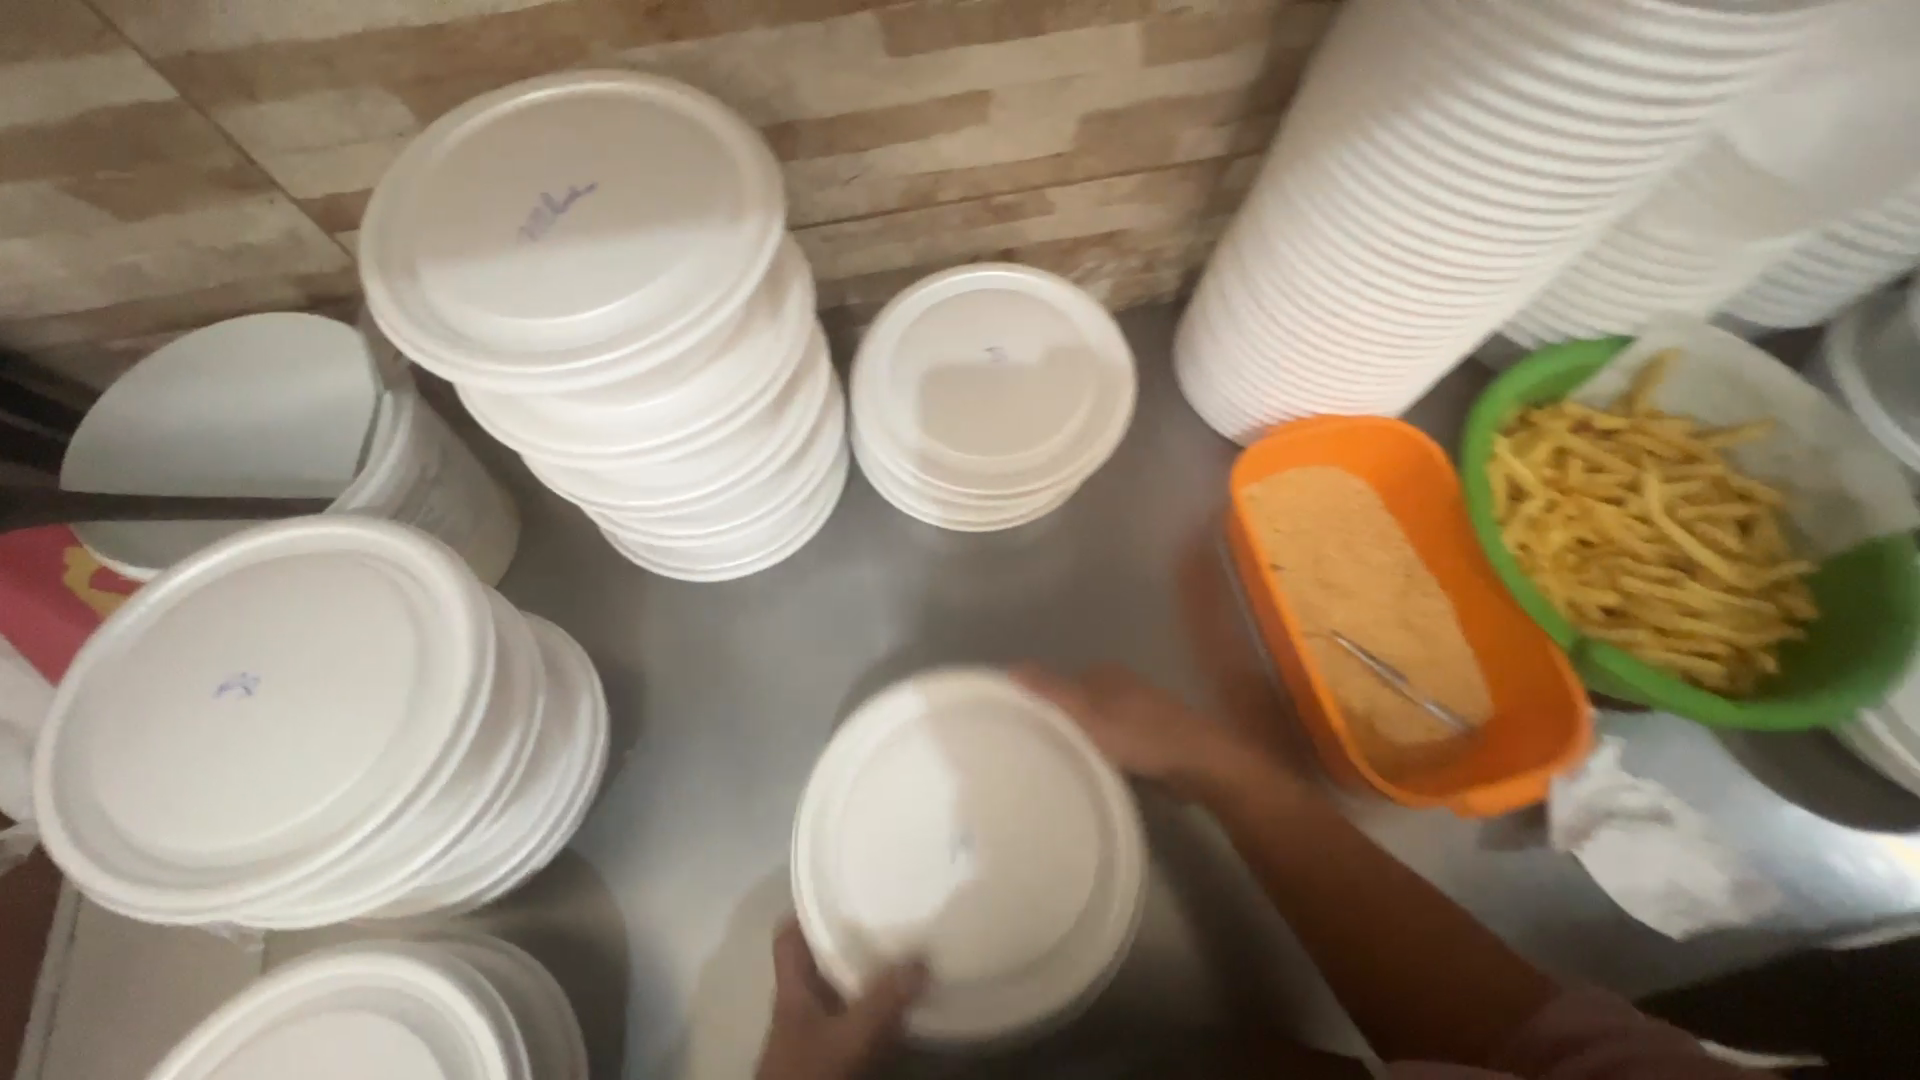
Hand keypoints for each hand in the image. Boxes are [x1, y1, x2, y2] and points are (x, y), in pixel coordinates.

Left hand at [755, 920, 927, 1079]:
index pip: (790, 934)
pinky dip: (882, 1007)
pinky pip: (861, 1017)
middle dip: (856, 934)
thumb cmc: (808, 1073)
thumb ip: (882, 1000)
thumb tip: (922, 957)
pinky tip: (910, 1001)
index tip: (843, 886)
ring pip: (844, 986)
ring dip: (872, 970)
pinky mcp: (835, 1051)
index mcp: (792, 986)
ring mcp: (818, 1028)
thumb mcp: (846, 1037)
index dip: (810, 907)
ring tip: (910, 944)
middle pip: (824, 955)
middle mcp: (804, 1001)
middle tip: (892, 910)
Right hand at [1014, 664, 1282, 799]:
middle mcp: (1120, 687)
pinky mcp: (1152, 741)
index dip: (1036, 703)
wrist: (1200, 766)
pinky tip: (1092, 774)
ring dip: (1080, 742)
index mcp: (1103, 674)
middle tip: (1032, 754)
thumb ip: (1050, 692)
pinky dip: (1101, 756)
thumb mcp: (1088, 714)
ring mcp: (1139, 713)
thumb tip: (1009, 667)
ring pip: (1095, 726)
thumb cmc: (1141, 736)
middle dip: (1058, 724)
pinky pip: (1113, 746)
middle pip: (1076, 705)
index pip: (1057, 684)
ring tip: (1055, 768)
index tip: (1015, 728)